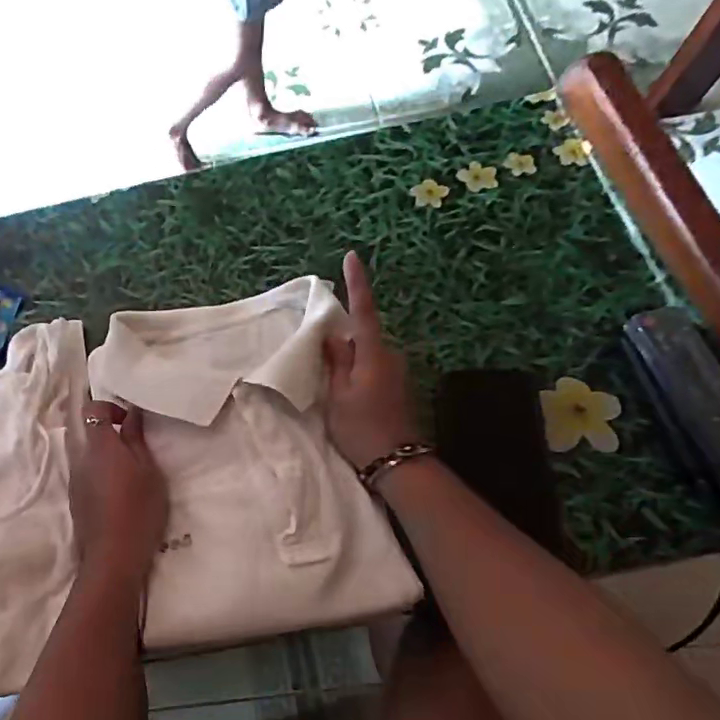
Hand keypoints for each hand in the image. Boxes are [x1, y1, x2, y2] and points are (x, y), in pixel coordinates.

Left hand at [70, 400, 167, 584]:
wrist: (113, 556)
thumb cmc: (139, 509)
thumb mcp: (149, 471)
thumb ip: (136, 440)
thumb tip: (131, 413)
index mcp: (99, 446)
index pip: (92, 408)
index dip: (109, 406)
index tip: (129, 420)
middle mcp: (80, 458)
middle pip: (86, 432)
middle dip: (107, 432)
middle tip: (133, 446)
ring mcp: (75, 480)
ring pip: (86, 455)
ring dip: (104, 456)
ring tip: (128, 472)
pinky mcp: (76, 499)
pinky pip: (86, 475)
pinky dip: (100, 474)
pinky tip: (118, 493)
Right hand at [325, 250, 421, 467]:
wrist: (397, 462)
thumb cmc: (362, 429)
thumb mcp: (339, 397)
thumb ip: (336, 362)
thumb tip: (334, 334)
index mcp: (373, 353)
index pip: (364, 310)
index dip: (357, 283)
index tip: (352, 257)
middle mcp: (390, 356)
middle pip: (365, 334)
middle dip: (345, 334)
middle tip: (322, 347)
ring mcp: (397, 372)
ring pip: (369, 353)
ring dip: (352, 356)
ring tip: (332, 378)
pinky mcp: (398, 388)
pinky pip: (374, 367)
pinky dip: (359, 369)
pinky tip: (348, 389)